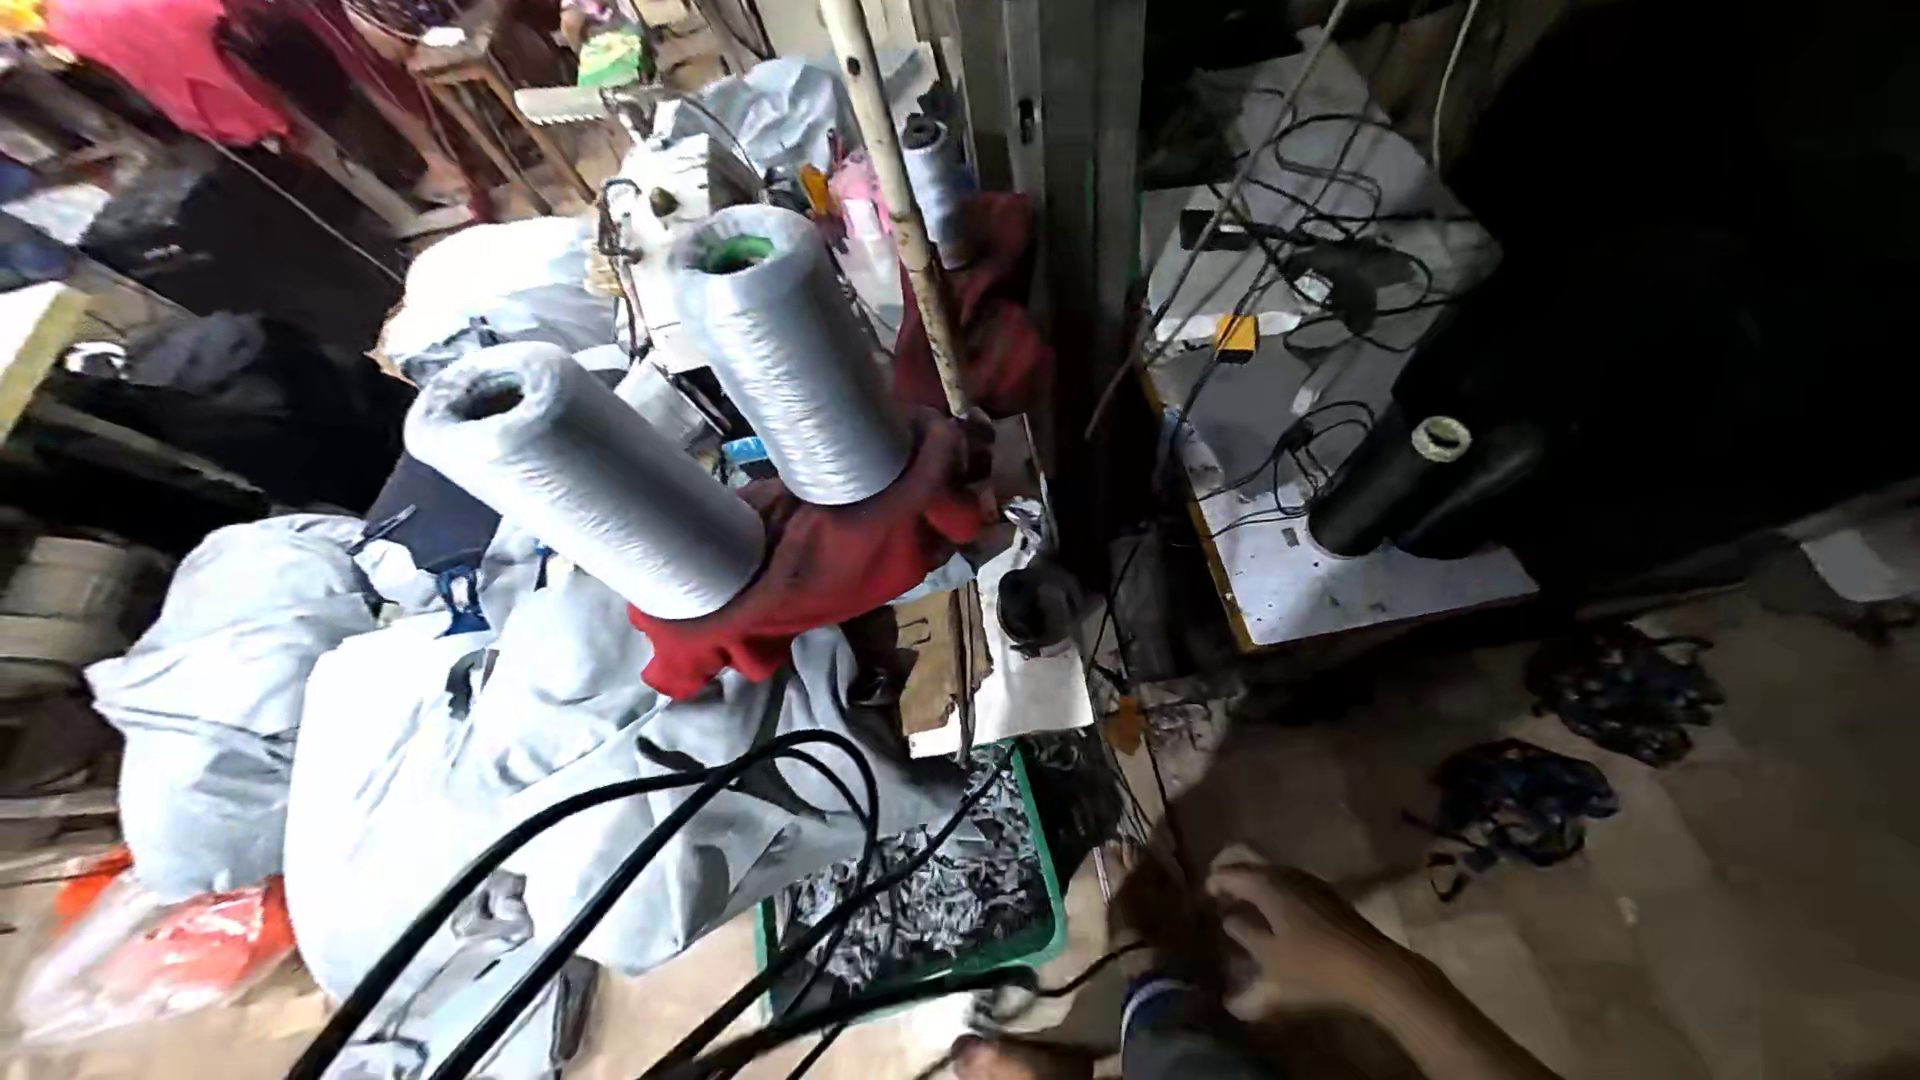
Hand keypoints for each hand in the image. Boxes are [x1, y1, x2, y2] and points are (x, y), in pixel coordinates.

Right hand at [1204, 845, 1408, 1021]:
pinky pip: (1292, 888)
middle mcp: (1284, 874)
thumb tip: (1227, 928)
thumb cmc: (1314, 966)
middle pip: (1251, 872)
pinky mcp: (1330, 898)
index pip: (1229, 874)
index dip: (1214, 883)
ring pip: (1274, 879)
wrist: (1378, 971)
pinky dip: (1279, 897)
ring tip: (1250, 910)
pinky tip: (1284, 919)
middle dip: (1235, 884)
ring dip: (1258, 890)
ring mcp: (1310, 883)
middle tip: (1223, 901)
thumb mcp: (1270, 966)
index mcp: (1264, 884)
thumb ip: (1244, 943)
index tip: (1204, 896)